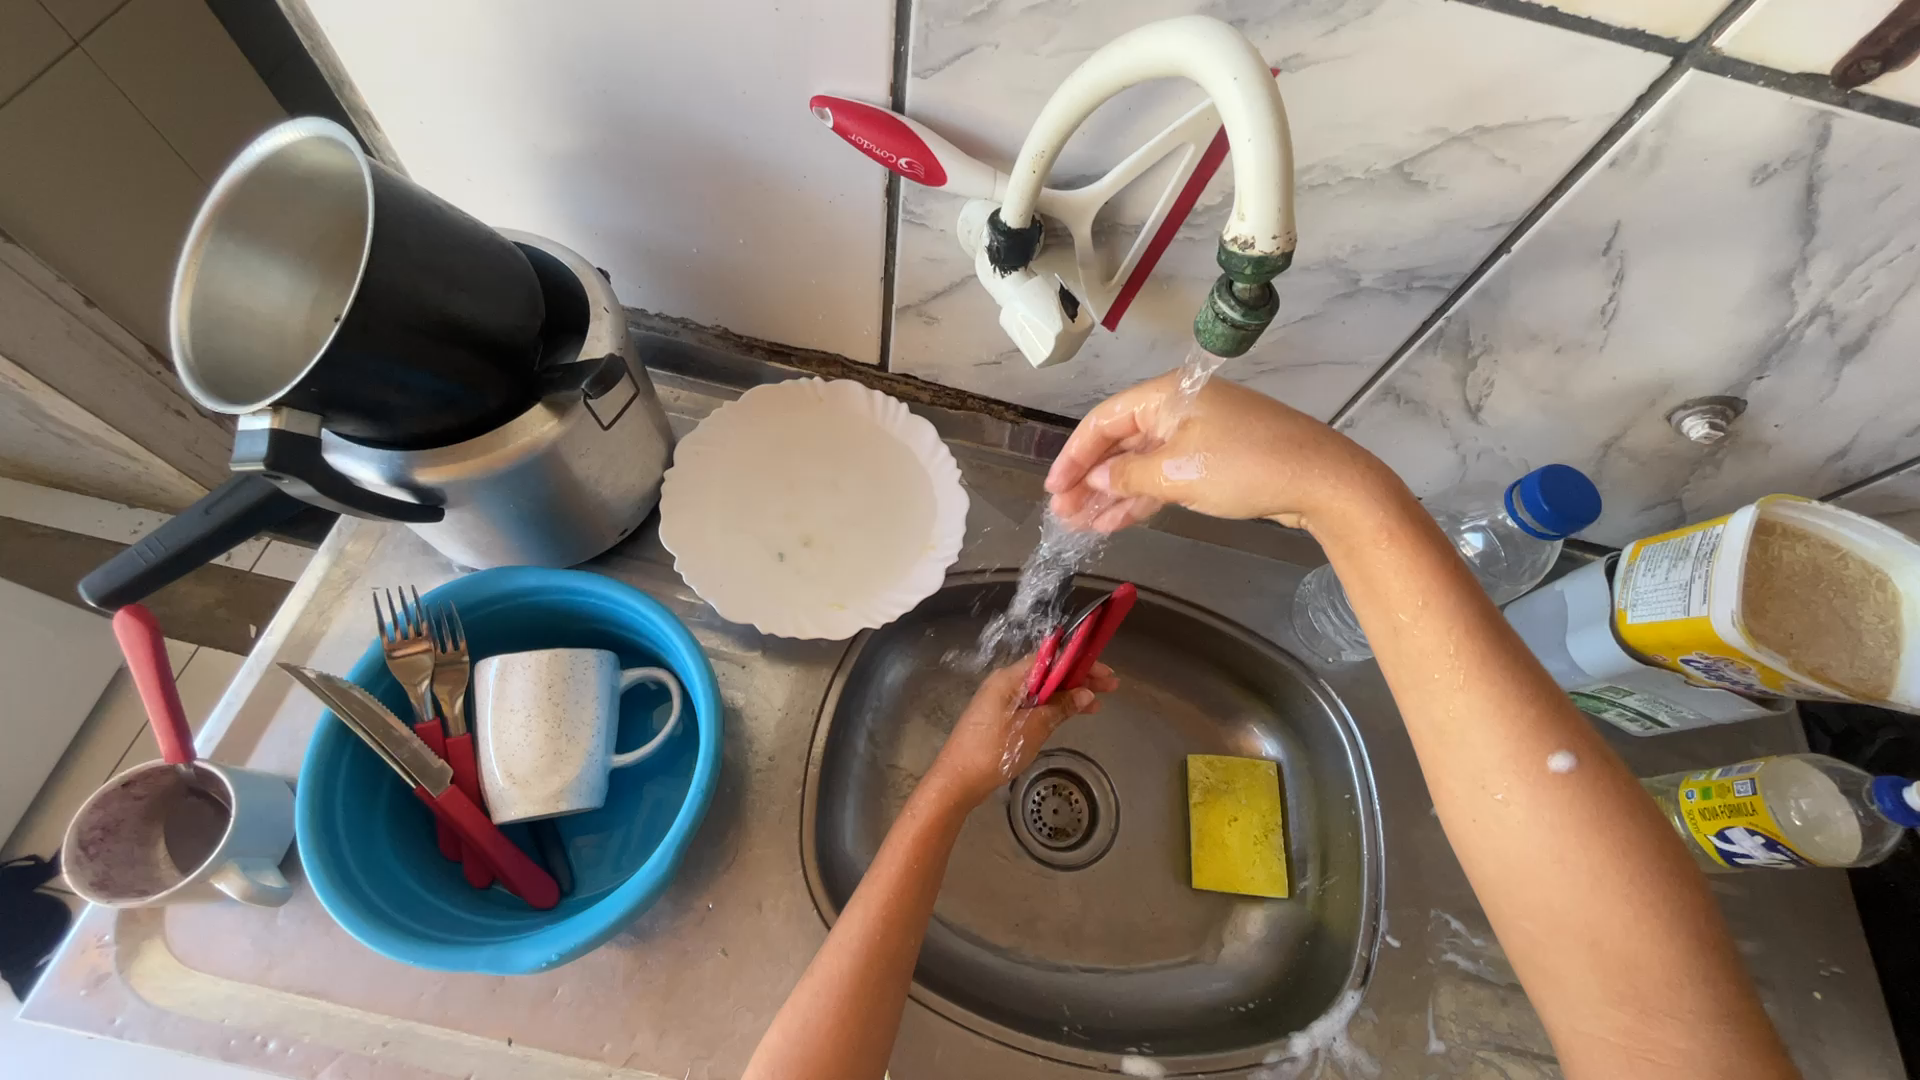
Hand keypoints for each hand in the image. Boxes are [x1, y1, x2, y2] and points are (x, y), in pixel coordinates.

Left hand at [925, 658, 1119, 807]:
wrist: (956, 780)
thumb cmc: (992, 752)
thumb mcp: (1032, 729)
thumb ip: (1059, 708)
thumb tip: (1086, 693)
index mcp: (1009, 679)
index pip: (1050, 659)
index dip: (1078, 662)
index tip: (1103, 670)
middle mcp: (1005, 683)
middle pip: (1048, 672)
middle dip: (1078, 677)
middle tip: (1110, 685)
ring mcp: (1002, 701)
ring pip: (1043, 689)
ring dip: (1070, 693)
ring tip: (1099, 702)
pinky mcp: (1002, 717)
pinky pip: (1034, 704)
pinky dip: (1055, 706)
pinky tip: (1073, 714)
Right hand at [1044, 370, 1390, 531]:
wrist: (1322, 481)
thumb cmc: (1246, 466)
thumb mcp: (1178, 473)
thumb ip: (1129, 475)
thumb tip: (1097, 479)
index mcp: (1166, 396)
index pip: (1103, 421)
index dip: (1074, 456)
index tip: (1053, 488)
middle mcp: (1176, 410)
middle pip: (1119, 444)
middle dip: (1089, 479)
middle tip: (1062, 512)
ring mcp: (1194, 436)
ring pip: (1139, 465)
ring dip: (1110, 494)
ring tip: (1080, 523)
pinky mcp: (1209, 462)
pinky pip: (1162, 477)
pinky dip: (1139, 499)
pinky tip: (1113, 522)